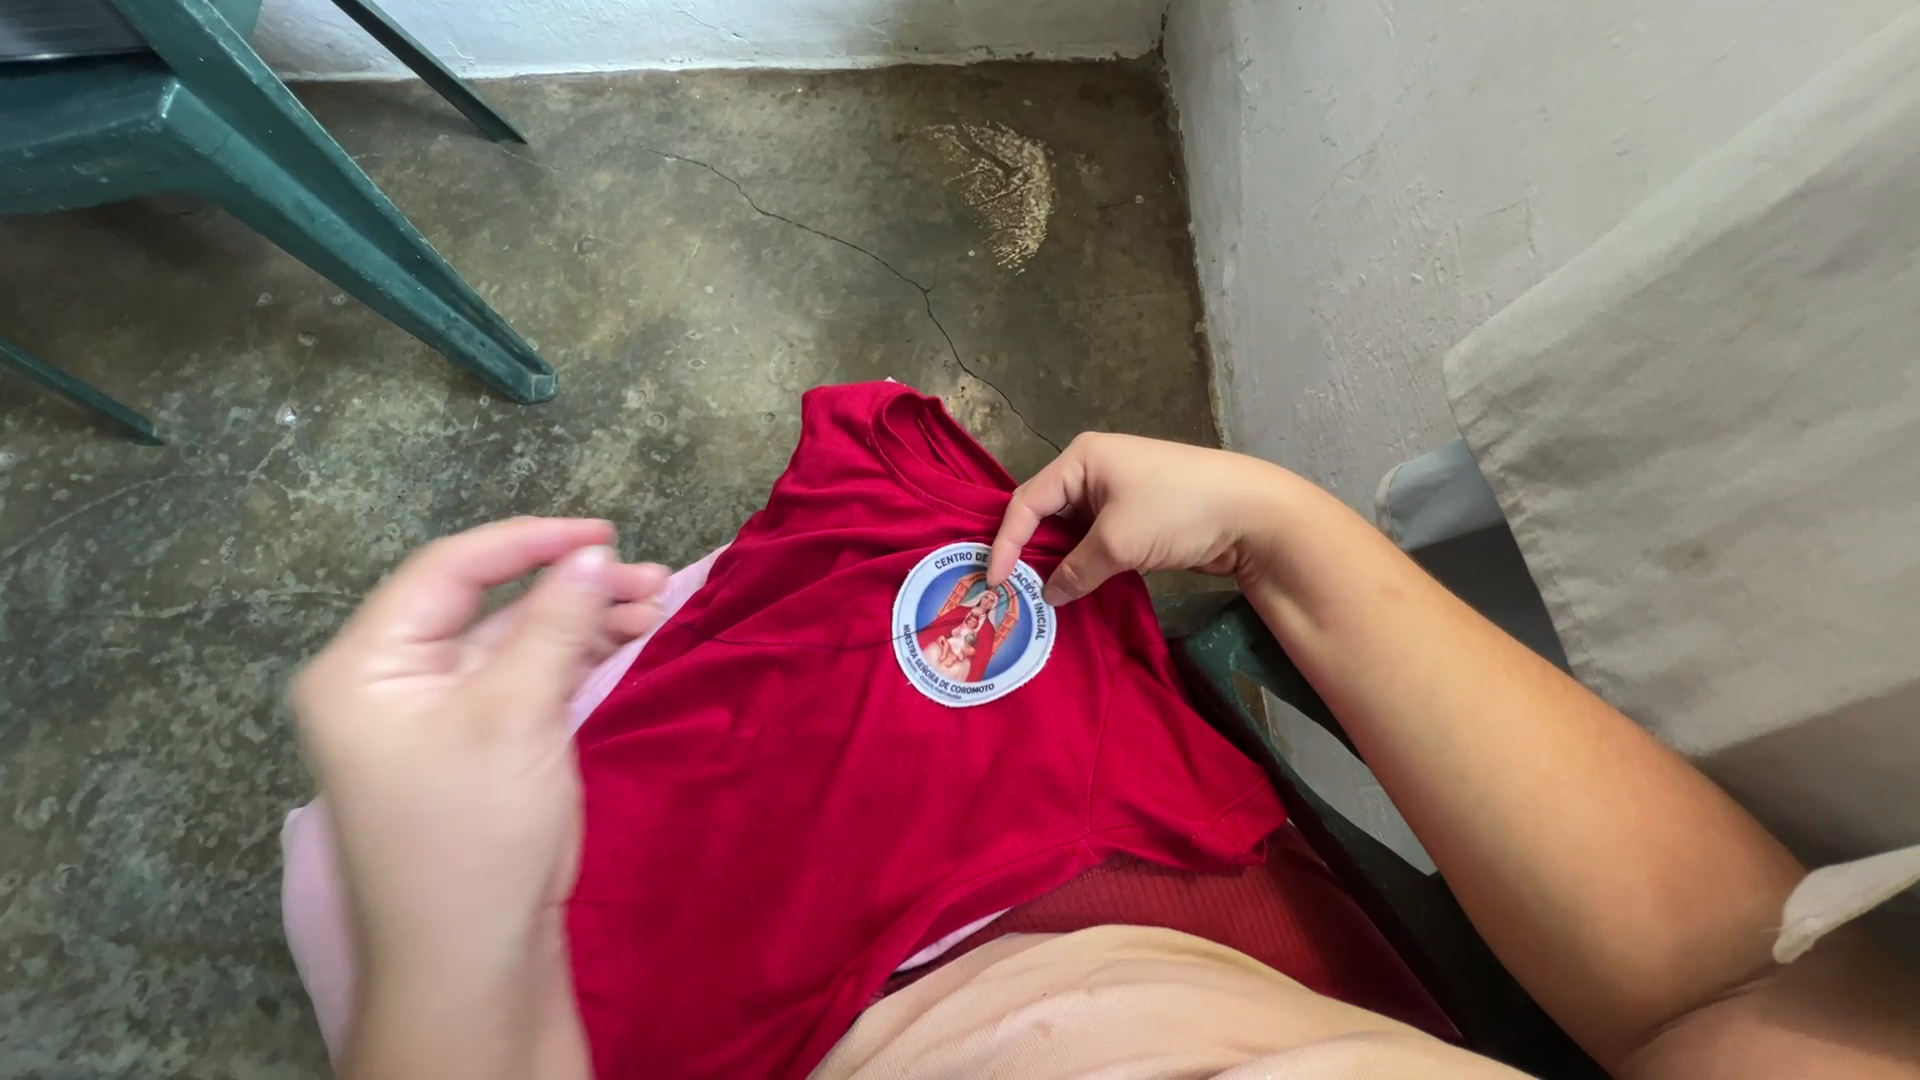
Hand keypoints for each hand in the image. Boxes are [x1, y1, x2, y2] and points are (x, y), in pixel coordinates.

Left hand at [290, 519, 667, 1021]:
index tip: (605, 534)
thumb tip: (596, 553)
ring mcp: (447, 706)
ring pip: (524, 636)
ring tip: (656, 606)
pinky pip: (536, 671)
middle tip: (650, 578)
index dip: (530, 542)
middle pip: (494, 604)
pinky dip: (583, 652)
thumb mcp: (517, 715)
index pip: (449, 572)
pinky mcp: (489, 732)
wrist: (479, 950)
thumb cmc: (476, 828)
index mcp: (368, 665)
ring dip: (589, 618)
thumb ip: (556, 623)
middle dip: (575, 587)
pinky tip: (630, 637)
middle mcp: (400, 676)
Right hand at [988, 433, 1303, 603]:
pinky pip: (1093, 540)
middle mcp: (1092, 469)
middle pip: (1044, 513)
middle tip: (1007, 590)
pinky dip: (1081, 563)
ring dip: (1055, 560)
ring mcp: (1115, 492)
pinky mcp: (1134, 516)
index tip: (995, 582)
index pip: (1027, 501)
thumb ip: (1075, 570)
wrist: (1253, 514)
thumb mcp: (1117, 543)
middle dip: (1026, 551)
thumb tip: (1048, 595)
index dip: (1006, 542)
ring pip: (1069, 530)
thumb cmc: (1176, 511)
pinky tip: (1070, 587)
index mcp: (1081, 459)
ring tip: (1034, 594)